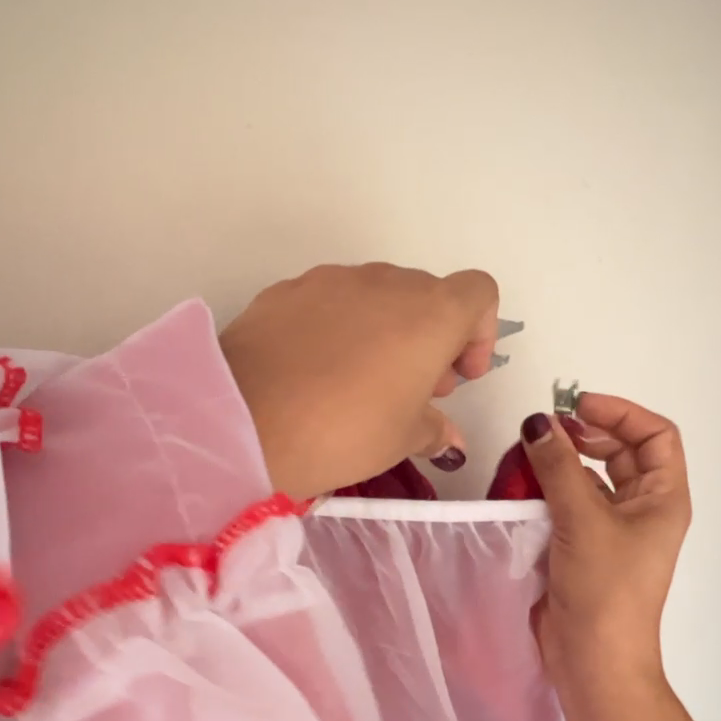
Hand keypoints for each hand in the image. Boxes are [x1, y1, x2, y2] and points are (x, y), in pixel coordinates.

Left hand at [219, 264, 500, 499]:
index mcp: (430, 314)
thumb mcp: (400, 440)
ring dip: (386, 330)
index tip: (458, 376)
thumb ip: (434, 429)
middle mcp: (385, 282)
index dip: (479, 333)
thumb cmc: (343, 431)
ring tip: (362, 381)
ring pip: (377, 295)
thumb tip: (449, 438)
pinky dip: (339, 327)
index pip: (478, 293)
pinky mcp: (286, 290)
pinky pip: (331, 300)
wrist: (241, 422)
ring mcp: (331, 280)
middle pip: (427, 295)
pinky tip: (317, 371)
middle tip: (413, 389)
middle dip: (431, 337)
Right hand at [518, 393, 691, 686]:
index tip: (577, 407)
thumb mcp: (583, 519)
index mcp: (663, 498)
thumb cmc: (604, 587)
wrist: (594, 660)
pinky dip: (549, 491)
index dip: (621, 413)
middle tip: (547, 430)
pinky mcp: (585, 548)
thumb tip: (537, 422)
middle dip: (588, 435)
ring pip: (592, 478)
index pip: (655, 435)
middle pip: (622, 452)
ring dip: (563, 463)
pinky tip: (524, 489)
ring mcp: (614, 531)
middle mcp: (644, 509)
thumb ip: (557, 465)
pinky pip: (570, 505)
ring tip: (529, 456)